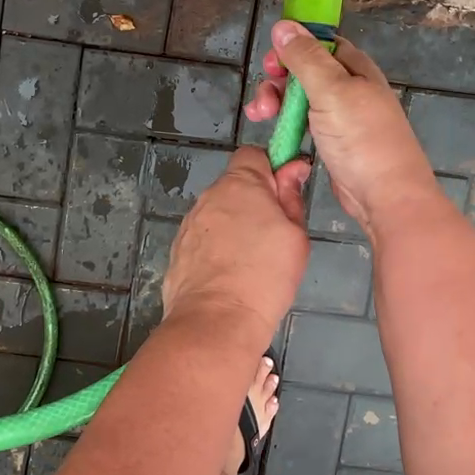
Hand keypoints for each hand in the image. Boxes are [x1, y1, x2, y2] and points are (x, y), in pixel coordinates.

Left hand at [161, 147, 309, 341]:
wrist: (216, 319)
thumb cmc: (265, 275)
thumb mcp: (296, 235)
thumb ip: (291, 197)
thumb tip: (292, 169)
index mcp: (239, 184)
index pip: (253, 155)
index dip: (271, 170)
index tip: (285, 195)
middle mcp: (208, 197)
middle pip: (235, 186)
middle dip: (255, 202)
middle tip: (275, 236)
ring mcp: (189, 224)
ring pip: (219, 214)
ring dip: (235, 226)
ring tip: (253, 261)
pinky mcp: (178, 249)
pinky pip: (204, 238)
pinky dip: (218, 248)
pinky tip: (231, 274)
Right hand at [244, 19, 438, 229]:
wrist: (384, 194)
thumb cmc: (362, 139)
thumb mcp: (331, 91)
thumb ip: (306, 58)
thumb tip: (284, 25)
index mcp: (355, 68)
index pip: (321, 42)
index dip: (294, 46)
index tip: (272, 61)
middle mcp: (349, 87)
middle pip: (305, 69)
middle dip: (279, 78)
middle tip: (265, 96)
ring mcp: (340, 115)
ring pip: (300, 96)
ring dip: (276, 100)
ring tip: (260, 116)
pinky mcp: (331, 139)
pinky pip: (302, 121)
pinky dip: (284, 121)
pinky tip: (271, 129)